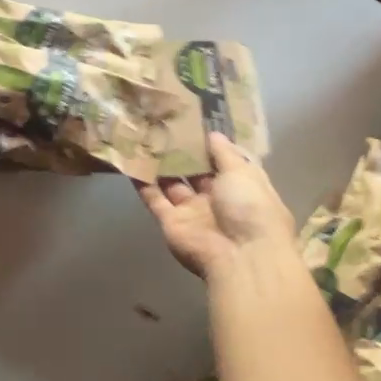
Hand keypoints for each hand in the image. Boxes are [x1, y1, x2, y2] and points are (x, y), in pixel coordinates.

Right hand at [135, 135, 294, 278]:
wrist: (240, 256)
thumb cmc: (251, 210)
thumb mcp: (244, 175)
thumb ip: (225, 154)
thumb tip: (213, 133)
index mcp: (241, 189)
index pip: (224, 164)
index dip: (209, 146)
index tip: (191, 124)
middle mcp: (216, 200)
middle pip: (194, 173)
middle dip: (180, 153)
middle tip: (159, 126)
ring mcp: (191, 211)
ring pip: (170, 183)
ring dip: (158, 165)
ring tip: (140, 137)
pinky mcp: (169, 220)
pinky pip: (153, 197)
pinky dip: (141, 181)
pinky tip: (129, 160)